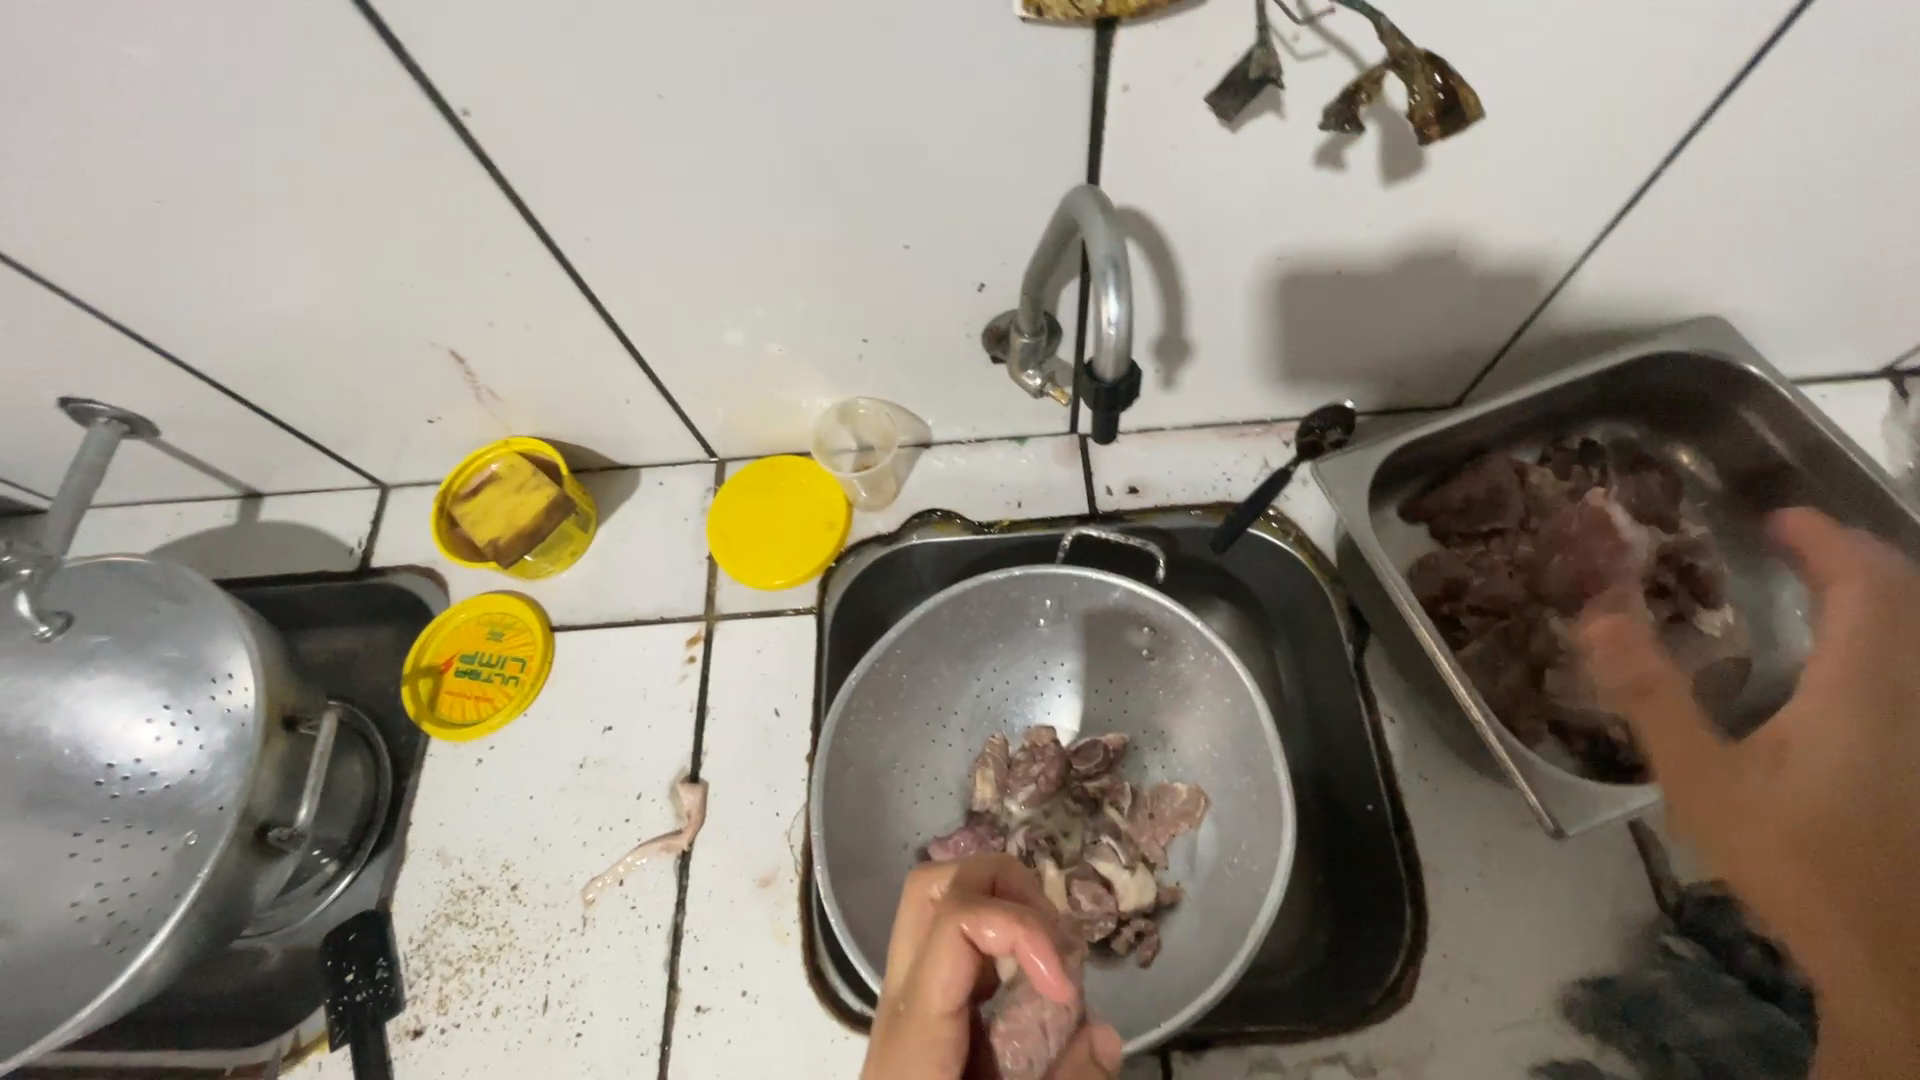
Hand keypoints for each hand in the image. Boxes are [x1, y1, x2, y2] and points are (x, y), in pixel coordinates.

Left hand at [860, 855, 1123, 1079]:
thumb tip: (1102, 1032)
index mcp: (914, 1031)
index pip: (953, 921)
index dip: (1018, 926)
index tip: (1065, 981)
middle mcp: (900, 999)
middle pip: (933, 887)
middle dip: (1002, 888)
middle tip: (1053, 941)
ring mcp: (906, 1000)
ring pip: (938, 902)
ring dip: (1000, 906)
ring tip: (1049, 956)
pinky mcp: (921, 1012)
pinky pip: (951, 940)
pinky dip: (997, 939)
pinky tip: (1031, 982)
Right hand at [1581, 508, 1919, 1075]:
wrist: (1892, 954)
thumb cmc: (1793, 858)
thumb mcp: (1699, 777)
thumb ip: (1651, 696)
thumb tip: (1599, 617)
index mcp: (1864, 693)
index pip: (1869, 588)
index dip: (1829, 542)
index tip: (1779, 516)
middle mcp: (1913, 700)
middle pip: (1908, 605)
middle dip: (1856, 561)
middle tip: (1794, 541)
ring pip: (1916, 639)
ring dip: (1872, 598)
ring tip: (1815, 584)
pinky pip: (1909, 671)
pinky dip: (1878, 639)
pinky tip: (1837, 664)